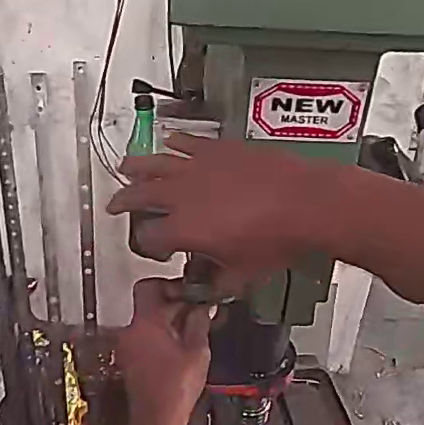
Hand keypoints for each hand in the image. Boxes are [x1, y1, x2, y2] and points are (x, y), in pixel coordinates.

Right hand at [107, 134, 370, 280]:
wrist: (307, 203)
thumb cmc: (277, 239)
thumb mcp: (242, 272)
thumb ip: (218, 280)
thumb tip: (212, 284)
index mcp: (183, 229)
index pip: (147, 238)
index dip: (147, 246)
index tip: (157, 248)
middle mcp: (182, 195)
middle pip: (138, 194)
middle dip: (124, 202)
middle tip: (116, 205)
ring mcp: (198, 167)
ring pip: (154, 162)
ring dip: (136, 167)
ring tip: (126, 168)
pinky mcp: (217, 148)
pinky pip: (187, 141)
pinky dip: (175, 141)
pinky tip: (169, 140)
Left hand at [115, 278, 213, 424]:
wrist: (157, 421)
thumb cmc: (175, 388)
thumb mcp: (197, 350)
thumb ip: (198, 322)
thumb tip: (201, 307)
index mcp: (146, 323)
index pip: (149, 286)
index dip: (170, 285)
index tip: (189, 291)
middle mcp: (131, 331)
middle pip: (150, 303)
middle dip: (174, 304)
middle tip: (197, 309)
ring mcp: (128, 347)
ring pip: (148, 321)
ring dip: (169, 320)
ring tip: (192, 329)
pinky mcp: (130, 360)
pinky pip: (145, 337)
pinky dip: (161, 336)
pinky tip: (181, 346)